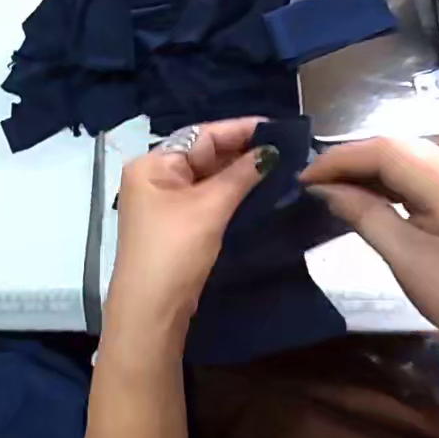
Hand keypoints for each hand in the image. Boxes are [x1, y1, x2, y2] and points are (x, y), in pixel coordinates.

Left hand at [106, 118, 277, 346]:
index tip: (279, 127)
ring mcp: (162, 200)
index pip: (201, 135)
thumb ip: (241, 174)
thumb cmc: (176, 250)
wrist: (151, 309)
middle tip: (287, 147)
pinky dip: (229, 191)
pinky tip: (257, 188)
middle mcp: (153, 176)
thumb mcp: (210, 207)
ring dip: (238, 172)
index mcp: (152, 164)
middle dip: (242, 150)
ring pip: (206, 176)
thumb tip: (270, 151)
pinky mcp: (174, 222)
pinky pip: (204, 196)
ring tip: (280, 163)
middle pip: (203, 154)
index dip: (240, 130)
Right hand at [298, 137, 438, 347]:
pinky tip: (361, 189)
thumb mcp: (405, 260)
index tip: (306, 177)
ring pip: (409, 155)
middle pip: (401, 147)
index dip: (343, 159)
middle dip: (351, 159)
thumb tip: (322, 188)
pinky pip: (421, 170)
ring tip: (330, 184)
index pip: (392, 153)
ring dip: (366, 166)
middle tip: (313, 180)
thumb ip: (363, 214)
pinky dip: (386, 177)